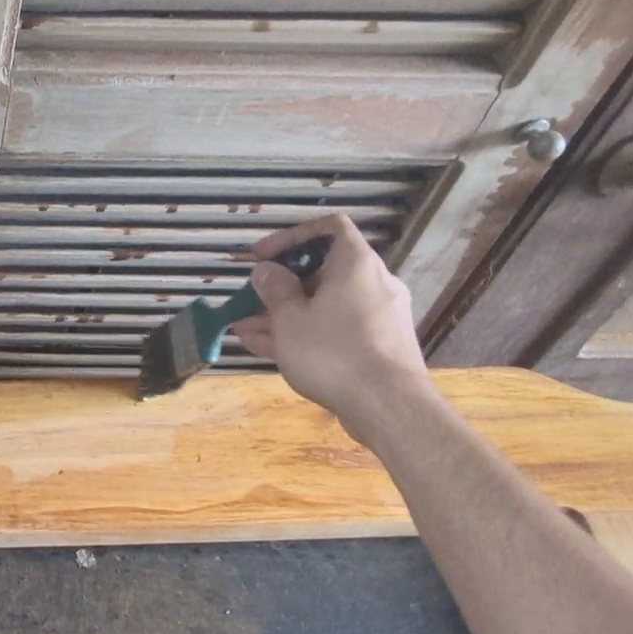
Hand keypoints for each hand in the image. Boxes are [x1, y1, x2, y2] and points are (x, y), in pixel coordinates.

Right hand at [228, 215, 430, 423]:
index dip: (291, 236)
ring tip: (244, 329)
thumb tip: (266, 270)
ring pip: (323, 304)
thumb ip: (275, 290)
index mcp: (355, 265)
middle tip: (248, 300)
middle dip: (280, 286)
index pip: (329, 228)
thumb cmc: (333, 352)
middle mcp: (372, 283)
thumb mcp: (290, 319)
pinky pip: (333, 327)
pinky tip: (265, 347)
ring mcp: (376, 316)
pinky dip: (303, 332)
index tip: (261, 256)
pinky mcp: (375, 344)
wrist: (387, 405)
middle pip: (322, 272)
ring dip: (283, 314)